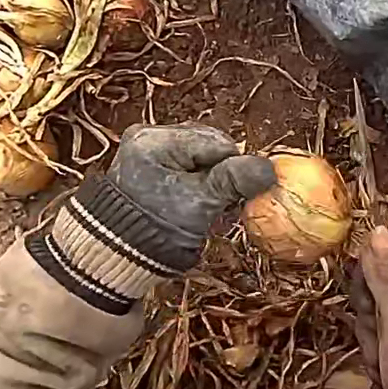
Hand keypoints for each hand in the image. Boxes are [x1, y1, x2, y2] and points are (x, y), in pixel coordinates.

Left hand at [109, 124, 276, 244]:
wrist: (118, 254)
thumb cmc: (159, 229)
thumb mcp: (202, 203)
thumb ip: (235, 180)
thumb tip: (269, 167)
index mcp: (156, 140)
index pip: (218, 142)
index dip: (233, 169)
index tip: (232, 196)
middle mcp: (148, 134)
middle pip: (210, 143)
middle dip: (221, 171)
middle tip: (220, 201)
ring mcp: (146, 144)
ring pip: (201, 150)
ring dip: (212, 174)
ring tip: (208, 202)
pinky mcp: (148, 157)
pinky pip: (186, 158)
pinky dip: (197, 175)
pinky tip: (197, 195)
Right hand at [351, 227, 387, 388]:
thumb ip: (387, 276)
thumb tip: (377, 232)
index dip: (370, 273)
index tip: (368, 298)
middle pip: (376, 279)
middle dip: (368, 308)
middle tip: (379, 330)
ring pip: (370, 305)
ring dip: (369, 330)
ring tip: (383, 350)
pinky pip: (374, 326)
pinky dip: (372, 344)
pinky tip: (382, 358)